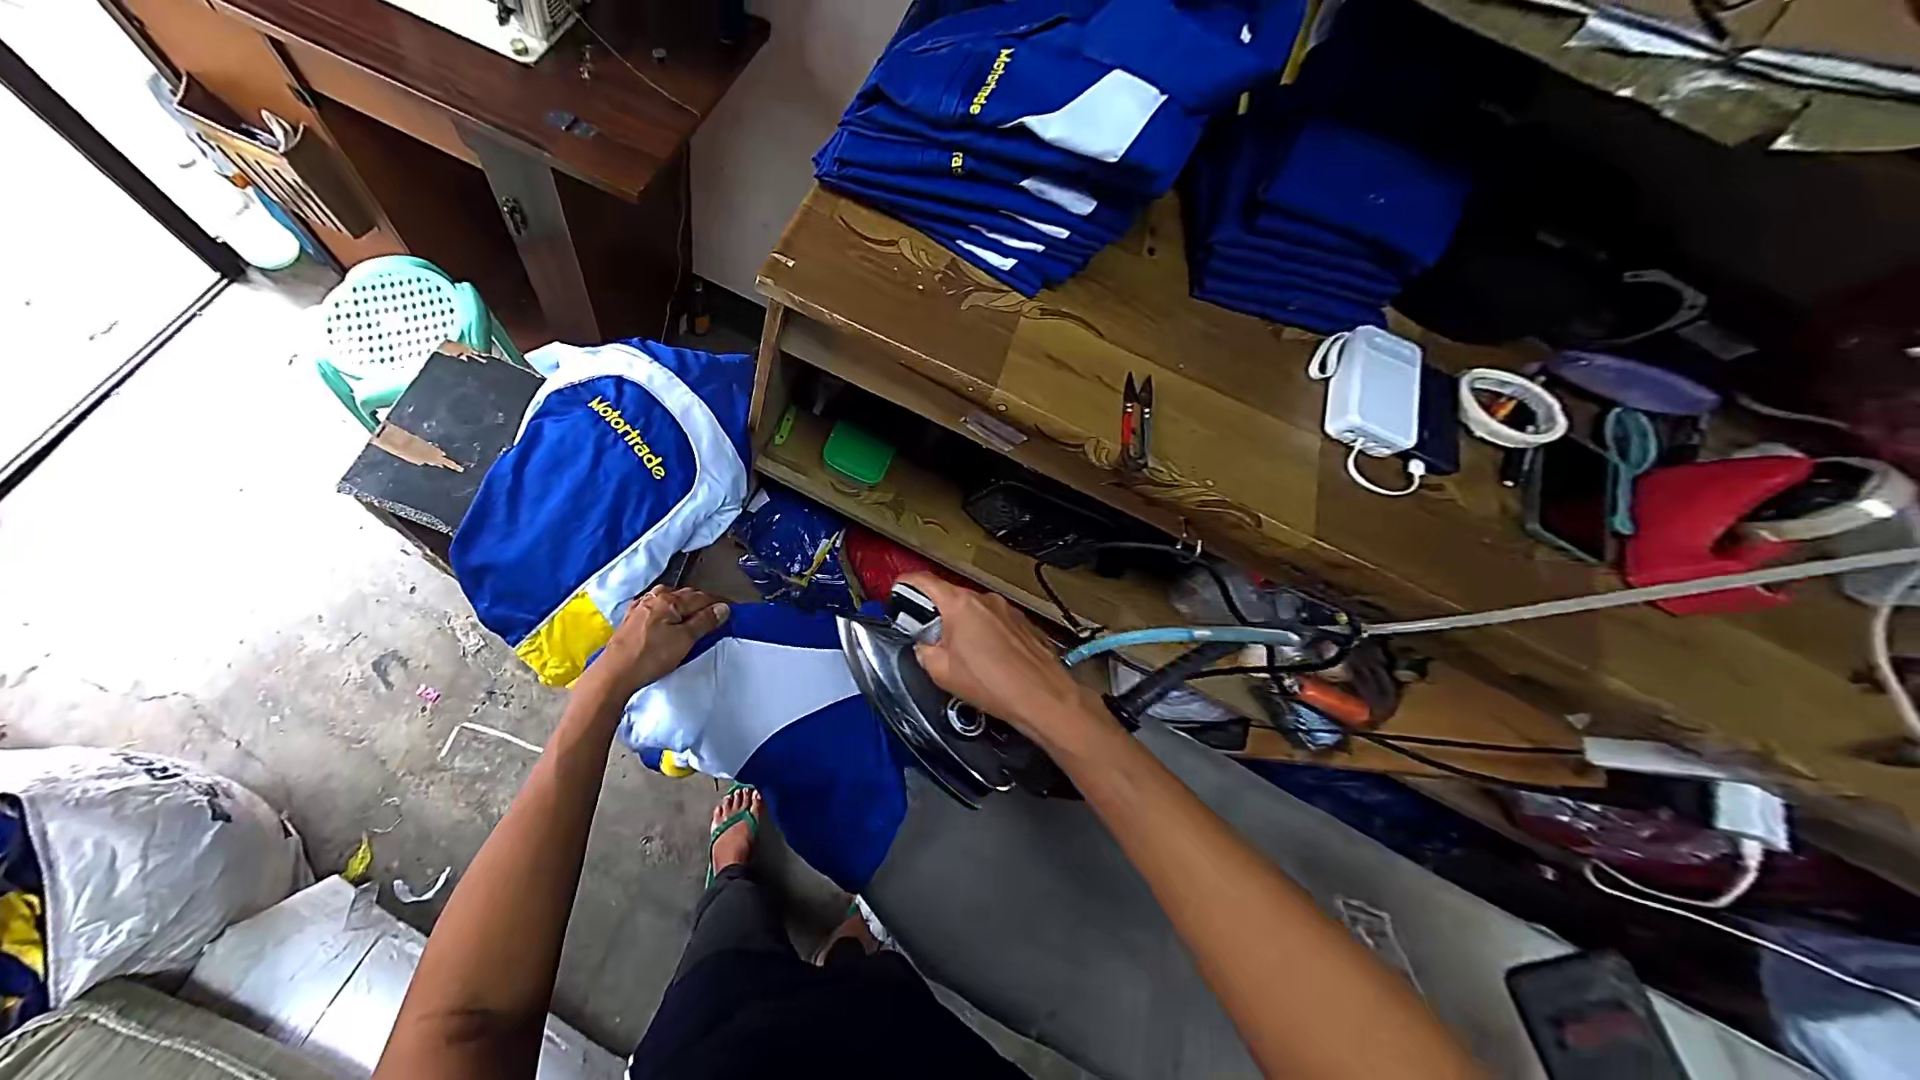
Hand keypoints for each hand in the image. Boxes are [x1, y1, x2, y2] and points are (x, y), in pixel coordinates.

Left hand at [579, 586, 728, 701]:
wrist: (614, 675)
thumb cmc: (650, 657)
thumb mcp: (685, 639)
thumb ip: (705, 621)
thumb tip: (723, 608)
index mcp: (669, 600)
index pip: (701, 597)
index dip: (718, 603)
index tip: (731, 610)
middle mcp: (653, 599)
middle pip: (685, 595)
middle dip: (702, 601)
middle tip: (717, 613)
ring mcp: (640, 609)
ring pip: (668, 599)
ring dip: (683, 603)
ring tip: (694, 613)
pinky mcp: (631, 621)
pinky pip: (654, 607)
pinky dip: (666, 609)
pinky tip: (667, 616)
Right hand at [900, 573, 1107, 751]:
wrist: (1042, 697)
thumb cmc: (997, 685)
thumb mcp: (941, 672)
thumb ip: (924, 652)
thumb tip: (924, 647)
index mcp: (960, 605)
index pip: (924, 581)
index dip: (906, 583)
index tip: (899, 589)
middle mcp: (985, 600)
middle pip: (950, 597)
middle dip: (936, 615)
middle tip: (928, 639)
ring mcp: (1006, 610)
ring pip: (973, 610)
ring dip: (962, 628)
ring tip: (962, 659)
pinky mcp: (1021, 623)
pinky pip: (994, 622)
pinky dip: (984, 635)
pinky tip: (986, 662)